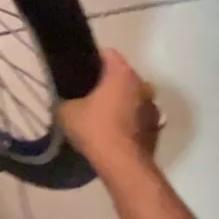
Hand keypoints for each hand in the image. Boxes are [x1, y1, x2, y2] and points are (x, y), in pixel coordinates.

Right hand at [58, 49, 159, 169]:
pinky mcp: (156, 126)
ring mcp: (153, 106)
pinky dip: (129, 118)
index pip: (108, 53)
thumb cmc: (95, 129)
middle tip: (86, 94)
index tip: (79, 71)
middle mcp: (143, 84)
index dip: (91, 59)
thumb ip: (62, 100)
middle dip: (106, 81)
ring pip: (133, 95)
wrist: (123, 164)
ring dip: (120, 100)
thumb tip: (62, 100)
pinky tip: (114, 131)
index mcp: (122, 74)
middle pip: (122, 74)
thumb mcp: (65, 112)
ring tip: (101, 114)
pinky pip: (139, 114)